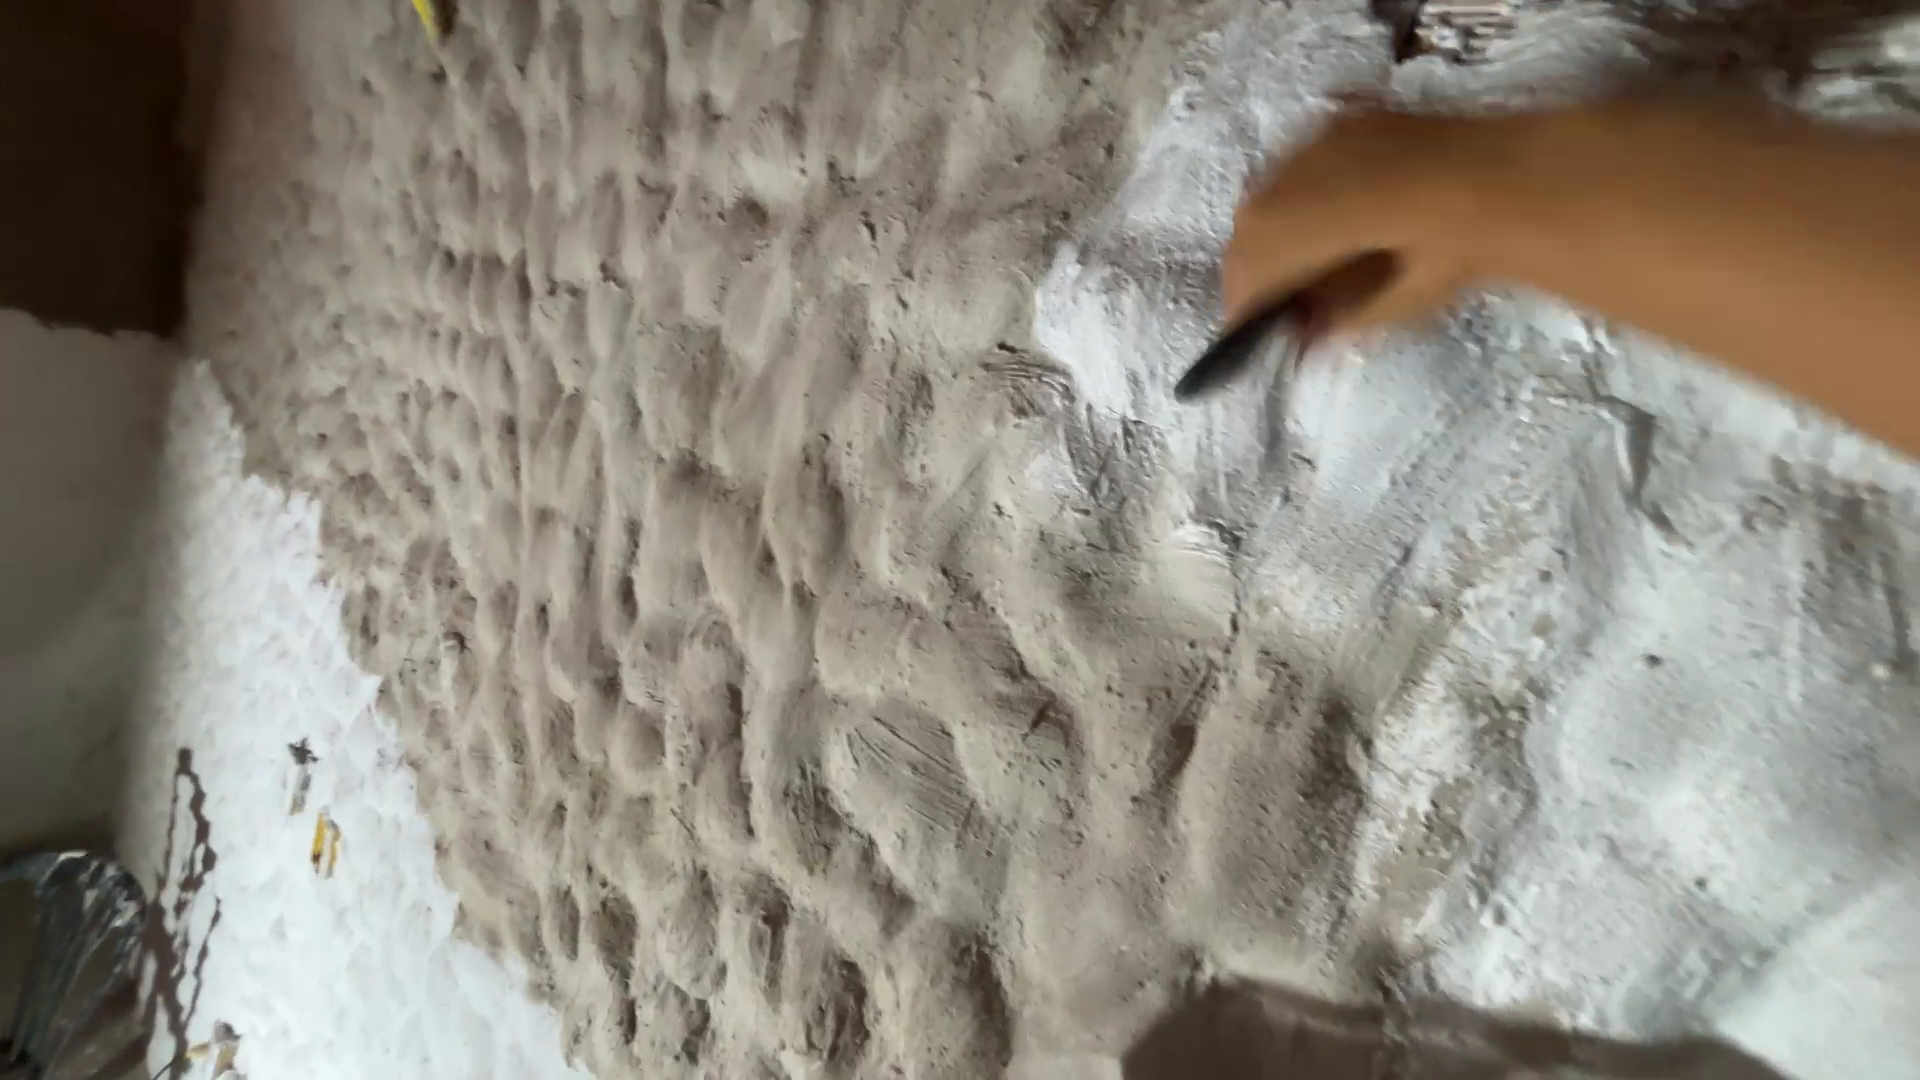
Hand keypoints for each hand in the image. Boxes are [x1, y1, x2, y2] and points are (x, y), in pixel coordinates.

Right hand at [1221, 105, 1532, 338]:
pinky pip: (1294, 168)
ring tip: (1288, 261)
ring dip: (1266, 236)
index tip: (1245, 332)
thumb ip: (1338, 320)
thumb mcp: (1394, 304)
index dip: (1242, 308)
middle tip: (1266, 301)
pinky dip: (1291, 198)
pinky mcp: (1343, 125)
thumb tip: (1304, 334)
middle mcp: (1296, 184)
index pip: (1247, 277)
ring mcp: (1318, 147)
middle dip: (1249, 273)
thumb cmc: (1452, 251)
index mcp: (1300, 231)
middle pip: (1246, 236)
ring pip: (1263, 200)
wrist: (1518, 173)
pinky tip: (1314, 217)